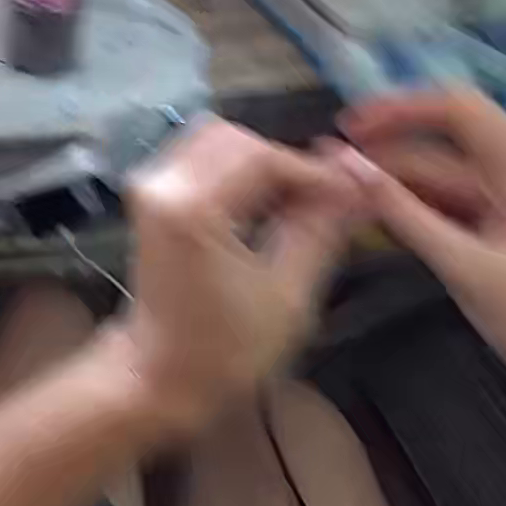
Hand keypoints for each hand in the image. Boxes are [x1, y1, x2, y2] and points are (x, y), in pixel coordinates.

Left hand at [114, 117, 358, 437]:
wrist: (159, 368)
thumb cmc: (225, 347)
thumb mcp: (288, 295)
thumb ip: (320, 231)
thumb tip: (358, 187)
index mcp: (189, 206)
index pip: (257, 155)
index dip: (310, 168)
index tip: (352, 188)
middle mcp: (159, 181)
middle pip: (231, 137)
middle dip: (283, 159)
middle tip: (325, 194)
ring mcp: (148, 182)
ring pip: (212, 140)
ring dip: (259, 160)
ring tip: (300, 198)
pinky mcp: (148, 190)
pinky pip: (197, 156)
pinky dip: (235, 168)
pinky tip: (266, 199)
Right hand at [337, 92, 505, 419]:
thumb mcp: (474, 274)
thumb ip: (402, 212)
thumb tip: (338, 159)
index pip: (462, 109)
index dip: (398, 108)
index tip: (344, 127)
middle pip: (452, 150)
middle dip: (389, 157)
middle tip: (329, 176)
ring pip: (456, 185)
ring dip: (402, 190)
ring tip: (346, 203)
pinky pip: (470, 214)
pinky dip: (427, 216)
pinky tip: (388, 229)